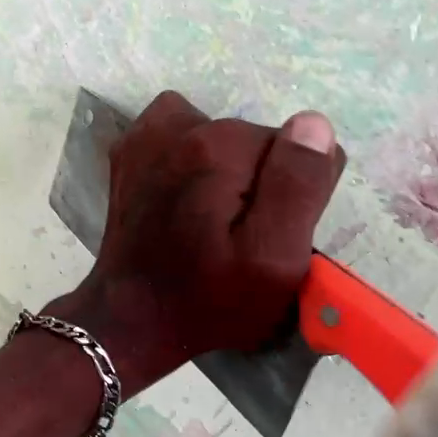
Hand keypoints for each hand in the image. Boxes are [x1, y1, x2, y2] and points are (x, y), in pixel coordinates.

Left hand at [52, 91, 344, 389]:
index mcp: (218, 148)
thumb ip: (298, 185)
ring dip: (223, 164)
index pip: (296, 142)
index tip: (274, 228)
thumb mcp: (276, 255)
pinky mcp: (126, 156)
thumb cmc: (212, 295)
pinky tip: (182, 196)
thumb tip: (312, 123)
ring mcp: (142, 139)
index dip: (295, 187)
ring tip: (212, 214)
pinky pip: (174, 134)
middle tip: (242, 231)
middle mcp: (175, 128)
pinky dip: (185, 155)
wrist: (134, 313)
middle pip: (252, 138)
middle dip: (260, 177)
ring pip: (215, 134)